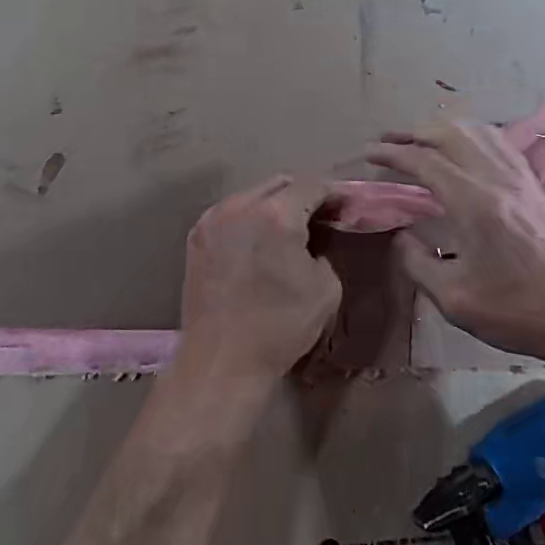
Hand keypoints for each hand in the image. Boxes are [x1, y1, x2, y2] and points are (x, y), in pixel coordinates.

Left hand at [178, 176, 341, 376]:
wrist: (222, 362)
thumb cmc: (280, 327)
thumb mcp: (326, 287)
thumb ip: (325, 248)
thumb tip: (316, 238)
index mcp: (276, 216)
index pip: (312, 185)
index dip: (334, 194)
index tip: (346, 209)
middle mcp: (241, 206)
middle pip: (281, 182)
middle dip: (305, 194)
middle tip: (322, 217)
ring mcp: (213, 219)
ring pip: (254, 194)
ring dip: (276, 204)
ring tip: (290, 229)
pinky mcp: (197, 236)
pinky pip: (232, 212)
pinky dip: (251, 217)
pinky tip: (260, 241)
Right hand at [367, 120, 544, 366]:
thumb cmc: (517, 312)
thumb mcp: (455, 300)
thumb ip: (418, 263)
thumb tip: (403, 235)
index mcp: (473, 203)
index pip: (424, 161)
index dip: (393, 154)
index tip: (369, 154)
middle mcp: (497, 179)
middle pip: (449, 134)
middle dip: (413, 133)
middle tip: (388, 141)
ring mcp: (521, 179)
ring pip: (478, 133)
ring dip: (443, 130)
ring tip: (421, 139)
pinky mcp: (536, 186)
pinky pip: (500, 145)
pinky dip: (474, 136)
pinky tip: (466, 148)